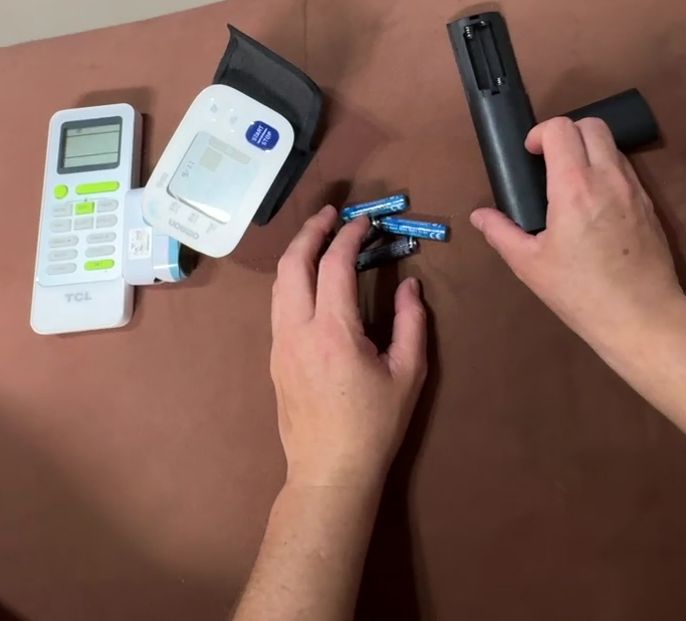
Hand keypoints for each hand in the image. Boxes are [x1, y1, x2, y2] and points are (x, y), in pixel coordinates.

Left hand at [269, 206, 427, 496]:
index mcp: (333, 331)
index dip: (350, 236)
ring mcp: (279, 344)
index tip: (365, 221)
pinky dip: (293, 278)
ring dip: (298, 253)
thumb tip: (410, 285)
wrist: (328, 472)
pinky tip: (310, 277)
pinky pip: (279, 304)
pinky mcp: (274, 357)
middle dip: (311, 231)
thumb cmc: (374, 425)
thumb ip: (412, 323)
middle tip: (331, 214)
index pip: (335, 264)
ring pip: (279, 283)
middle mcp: (298, 330)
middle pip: (293, 264)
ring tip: (319, 236)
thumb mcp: (408, 373)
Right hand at [469, 117, 685, 348]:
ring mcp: (634, 189)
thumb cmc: (582, 293)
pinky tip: (596, 203)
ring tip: (573, 182)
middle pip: (591, 124)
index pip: (561, 129)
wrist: (644, 317)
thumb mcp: (530, 265)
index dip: (540, 133)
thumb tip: (480, 216)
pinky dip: (608, 170)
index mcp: (574, 187)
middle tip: (550, 162)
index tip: (531, 155)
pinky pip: (627, 169)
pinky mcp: (650, 204)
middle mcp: (608, 177)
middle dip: (567, 133)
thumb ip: (501, 233)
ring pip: (612, 144)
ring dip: (589, 150)